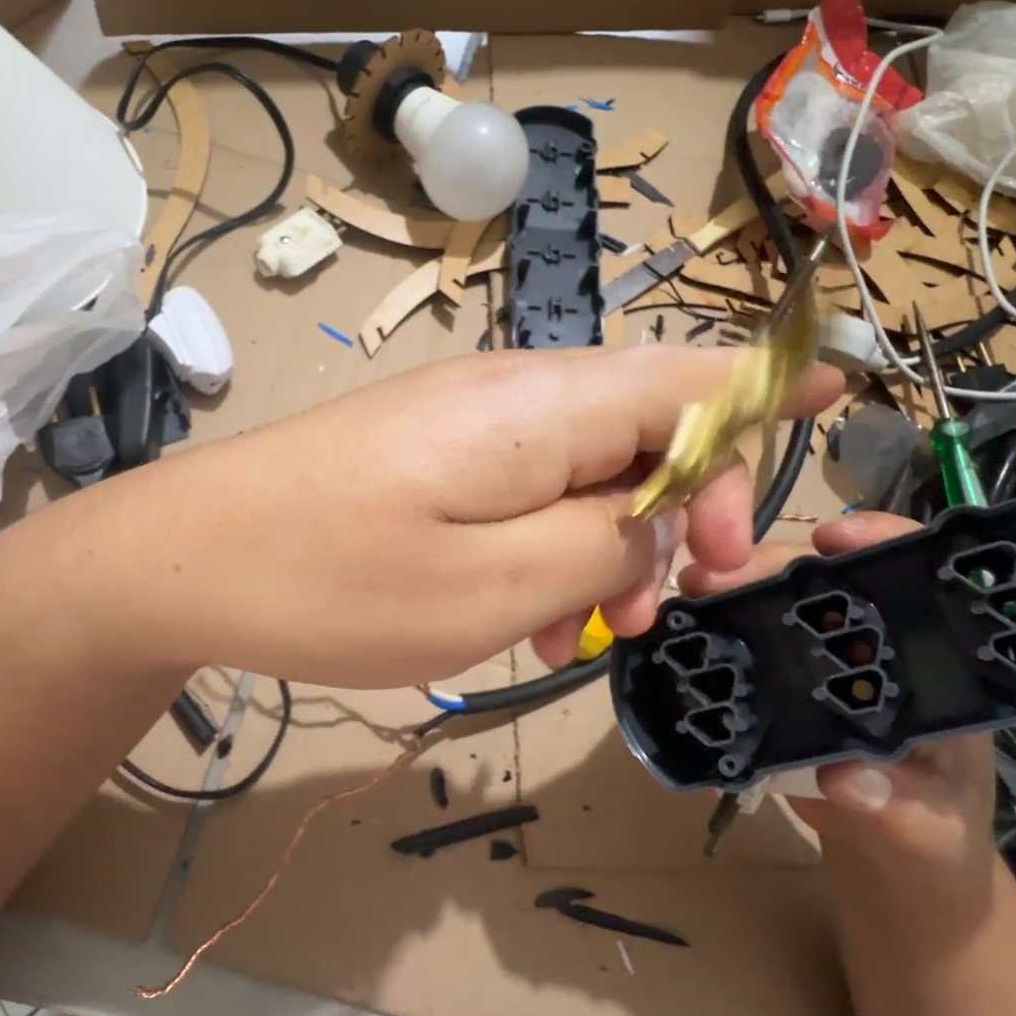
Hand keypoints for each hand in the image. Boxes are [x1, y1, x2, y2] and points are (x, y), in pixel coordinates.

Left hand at [118, 347, 841, 689]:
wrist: (184, 558)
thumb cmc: (334, 581)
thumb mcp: (496, 588)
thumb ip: (604, 544)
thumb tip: (657, 515)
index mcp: (547, 405)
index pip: (694, 376)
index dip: (773, 398)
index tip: (831, 430)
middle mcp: (516, 392)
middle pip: (649, 426)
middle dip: (680, 517)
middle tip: (674, 606)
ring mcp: (467, 422)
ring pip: (587, 472)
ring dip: (608, 550)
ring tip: (583, 639)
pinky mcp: (431, 455)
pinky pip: (526, 491)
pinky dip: (548, 551)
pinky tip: (525, 623)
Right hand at [678, 512, 997, 880]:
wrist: (889, 862)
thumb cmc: (933, 840)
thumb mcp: (927, 829)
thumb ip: (897, 808)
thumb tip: (847, 778)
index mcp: (927, 665)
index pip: (913, 579)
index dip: (879, 542)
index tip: (830, 535)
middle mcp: (871, 649)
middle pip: (824, 580)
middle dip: (769, 564)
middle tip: (710, 574)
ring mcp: (820, 665)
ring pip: (775, 604)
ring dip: (730, 589)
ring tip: (685, 592)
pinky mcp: (780, 687)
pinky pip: (746, 646)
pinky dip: (711, 631)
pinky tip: (677, 628)